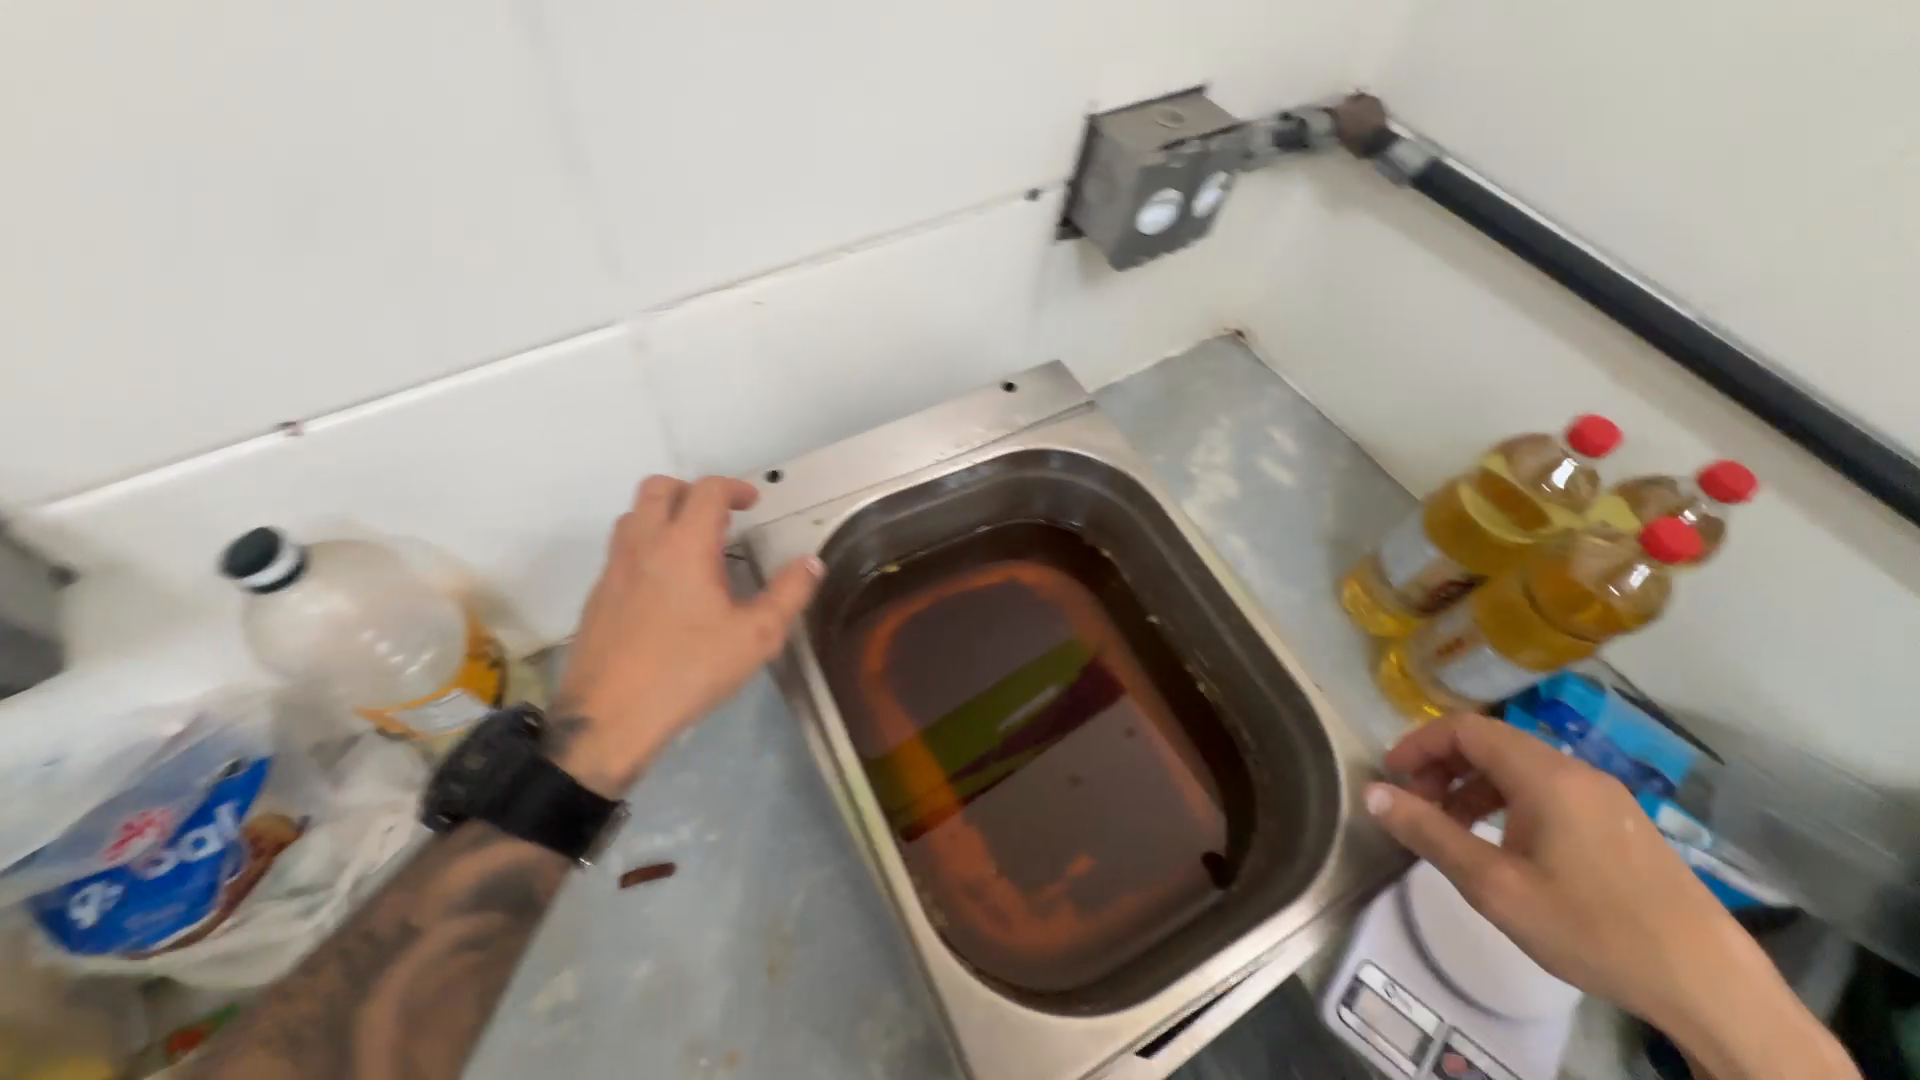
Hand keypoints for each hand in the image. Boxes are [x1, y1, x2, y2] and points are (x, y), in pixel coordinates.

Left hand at [552, 475, 820, 794]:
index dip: (734, 488)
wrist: (609, 718)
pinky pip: (622, 550)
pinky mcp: (597, 596)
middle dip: (692, 491)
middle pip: (659, 488)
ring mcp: (613, 569)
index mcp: (684, 546)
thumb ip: (788, 594)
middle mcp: (643, 546)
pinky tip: (667, 587)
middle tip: (720, 517)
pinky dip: (647, 547)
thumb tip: (811, 563)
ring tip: (693, 546)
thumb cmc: (688, 671)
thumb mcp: (756, 638)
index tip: (752, 503)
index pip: (707, 491)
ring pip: (634, 516)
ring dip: (664, 515)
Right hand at [1366, 714, 1856, 1079]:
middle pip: (1492, 743)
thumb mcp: (1494, 886)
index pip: (1465, 729)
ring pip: (1520, 768)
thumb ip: (1429, 833)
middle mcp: (1576, 772)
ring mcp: (1605, 797)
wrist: (1709, 985)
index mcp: (1545, 776)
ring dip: (1473, 786)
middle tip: (1414, 806)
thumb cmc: (1592, 929)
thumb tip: (1373, 793)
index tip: (1390, 778)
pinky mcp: (1620, 823)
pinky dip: (1507, 803)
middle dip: (1442, 766)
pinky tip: (1502, 846)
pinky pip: (1548, 792)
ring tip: (1450, 829)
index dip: (1418, 745)